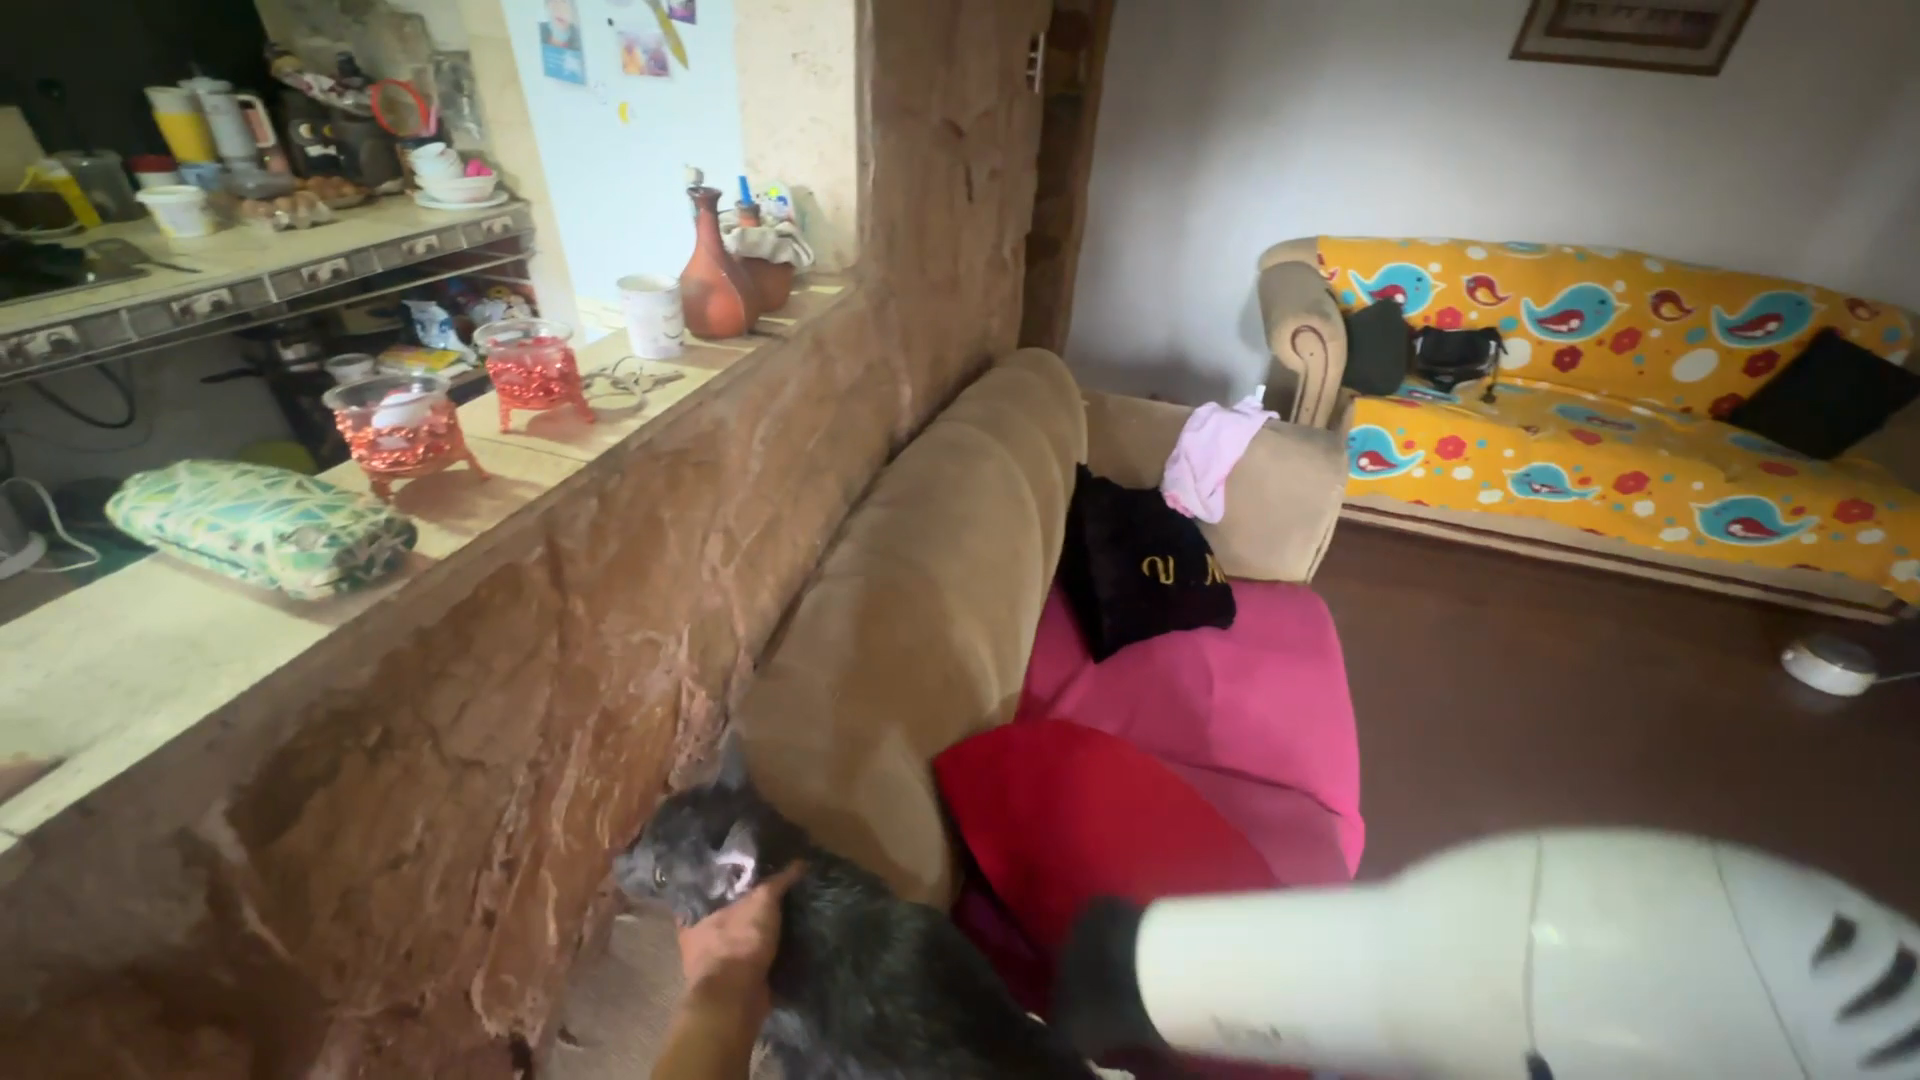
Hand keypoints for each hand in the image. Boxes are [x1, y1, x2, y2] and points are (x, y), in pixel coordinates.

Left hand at [676, 861, 805, 1005]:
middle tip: (773, 899)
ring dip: (755, 938)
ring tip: (783, 924)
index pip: (709, 893)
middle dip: (744, 913)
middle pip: (725, 918)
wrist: (735, 999)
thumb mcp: (763, 901)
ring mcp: (713, 968)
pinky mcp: (731, 988)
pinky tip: (782, 951)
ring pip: (737, 943)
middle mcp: (698, 942)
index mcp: (695, 918)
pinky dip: (763, 960)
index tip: (750, 877)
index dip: (729, 884)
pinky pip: (750, 966)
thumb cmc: (739, 942)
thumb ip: (779, 881)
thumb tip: (801, 862)